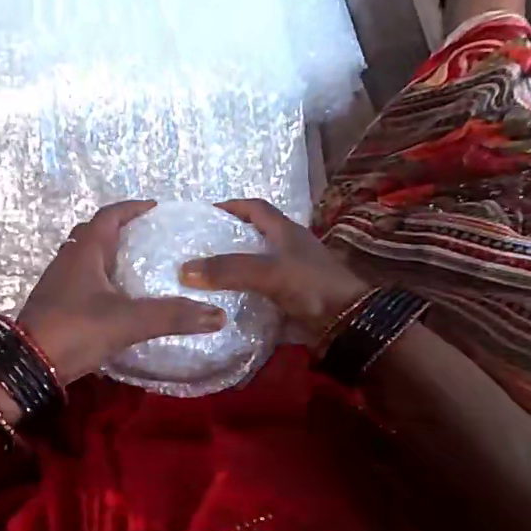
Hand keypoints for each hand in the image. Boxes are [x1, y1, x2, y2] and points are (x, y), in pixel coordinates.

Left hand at [17, 200, 228, 384]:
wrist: (28, 366)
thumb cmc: (74, 330)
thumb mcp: (128, 321)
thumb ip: (172, 316)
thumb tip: (218, 315)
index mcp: (84, 252)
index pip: (109, 216)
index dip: (132, 209)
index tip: (155, 209)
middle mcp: (68, 260)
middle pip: (94, 233)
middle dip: (120, 230)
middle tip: (148, 238)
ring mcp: (58, 284)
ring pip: (86, 259)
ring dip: (109, 256)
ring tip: (138, 266)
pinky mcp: (55, 306)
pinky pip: (82, 281)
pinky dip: (102, 280)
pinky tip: (118, 299)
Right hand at [179, 199, 370, 334]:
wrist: (347, 324)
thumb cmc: (312, 286)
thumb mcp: (268, 272)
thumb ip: (227, 269)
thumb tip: (184, 270)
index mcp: (286, 232)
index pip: (255, 208)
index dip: (231, 206)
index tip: (204, 214)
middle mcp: (288, 250)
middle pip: (252, 237)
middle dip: (225, 241)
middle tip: (196, 250)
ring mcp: (290, 277)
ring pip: (254, 268)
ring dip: (231, 272)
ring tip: (201, 279)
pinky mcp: (289, 302)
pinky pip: (258, 295)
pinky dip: (240, 298)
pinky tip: (220, 306)